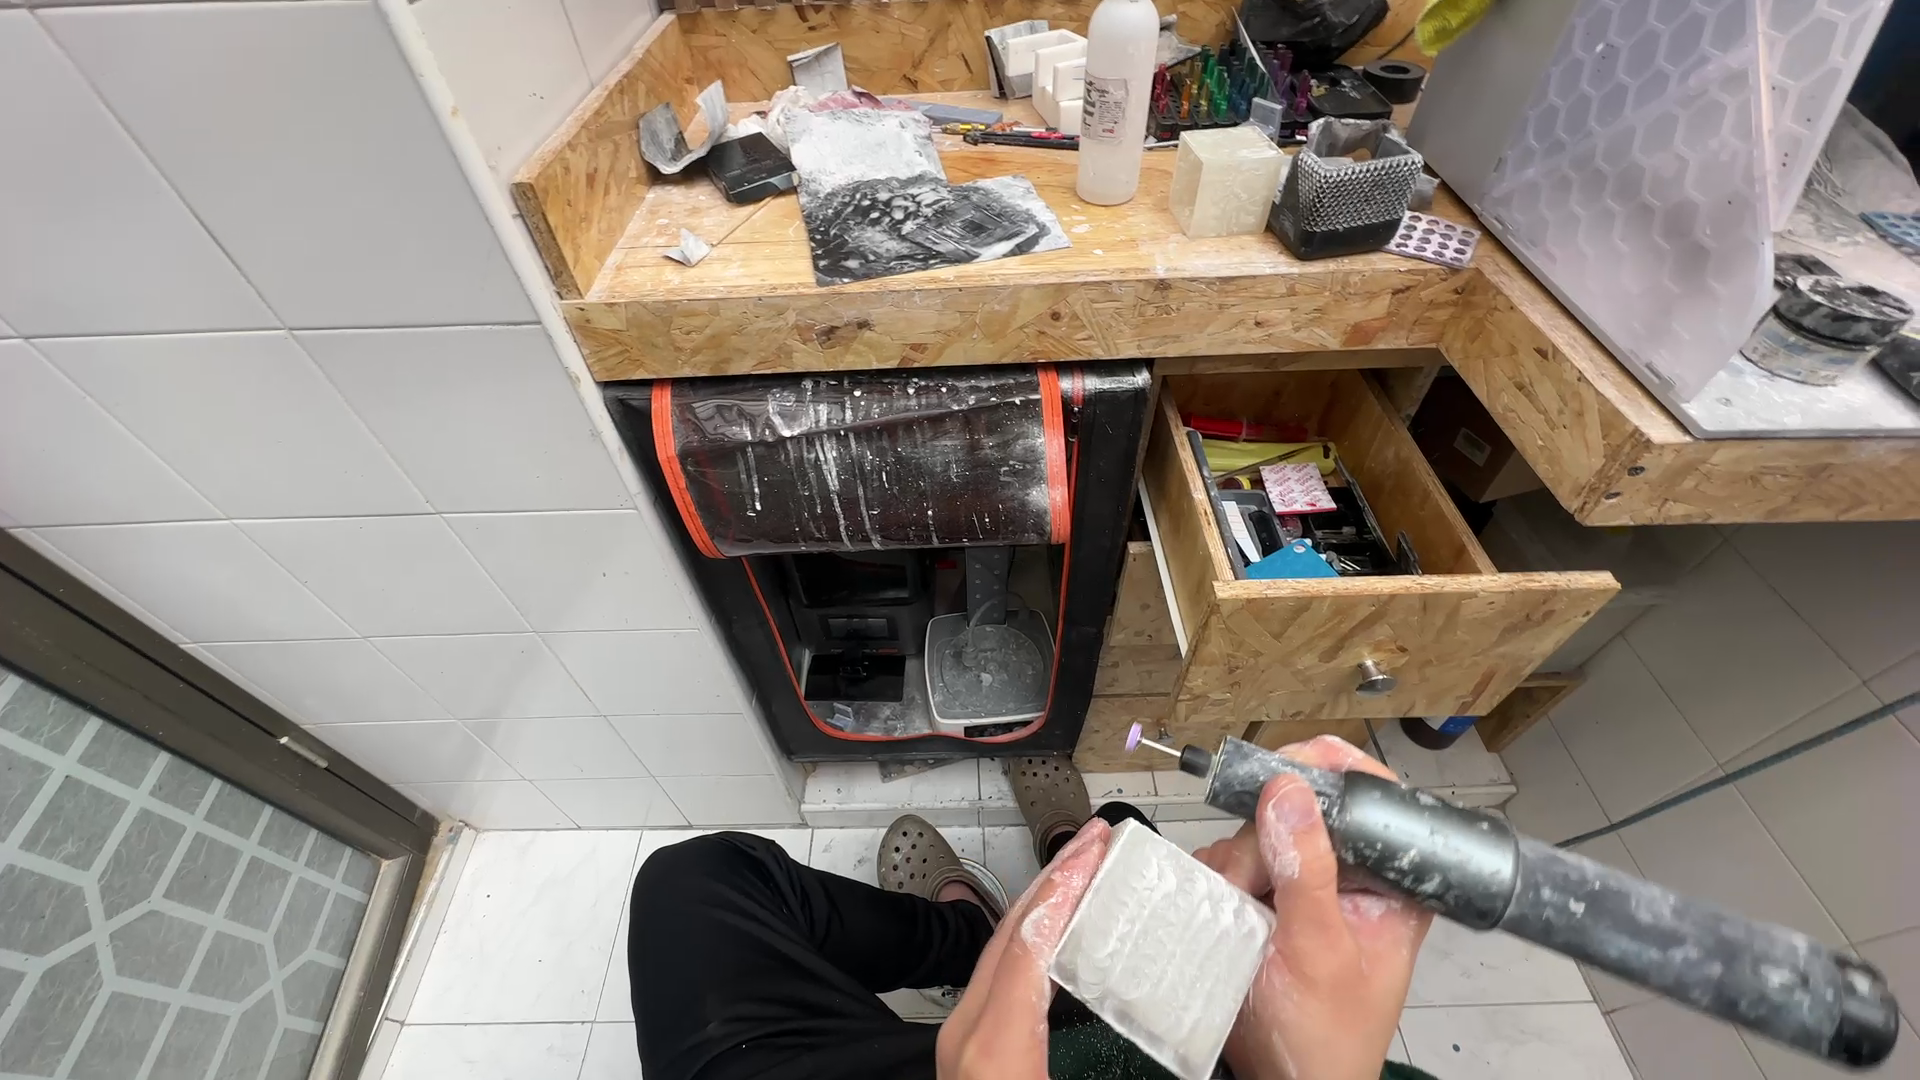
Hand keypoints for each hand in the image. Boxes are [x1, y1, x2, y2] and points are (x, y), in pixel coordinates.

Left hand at [936, 820, 1111, 1078]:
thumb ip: (1100, 1045)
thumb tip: (1165, 1036)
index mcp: (993, 1045)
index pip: (1029, 942)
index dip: (1063, 887)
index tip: (1092, 848)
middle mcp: (967, 1027)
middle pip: (1012, 928)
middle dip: (1055, 876)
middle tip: (1093, 840)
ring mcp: (961, 1030)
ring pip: (1002, 944)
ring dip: (1044, 900)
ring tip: (1082, 869)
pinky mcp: (966, 1039)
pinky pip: (1000, 970)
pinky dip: (1033, 936)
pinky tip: (1059, 928)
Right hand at [1194, 736, 1432, 1079]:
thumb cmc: (1321, 1034)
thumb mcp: (1319, 950)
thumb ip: (1306, 870)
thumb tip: (1289, 787)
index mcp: (1387, 880)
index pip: (1373, 798)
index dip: (1334, 769)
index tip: (1285, 767)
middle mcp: (1341, 870)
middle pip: (1296, 807)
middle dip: (1262, 841)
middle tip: (1254, 887)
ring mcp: (1296, 880)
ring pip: (1252, 831)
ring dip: (1235, 867)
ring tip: (1242, 916)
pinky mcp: (1258, 891)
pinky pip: (1225, 856)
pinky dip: (1216, 878)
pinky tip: (1225, 911)